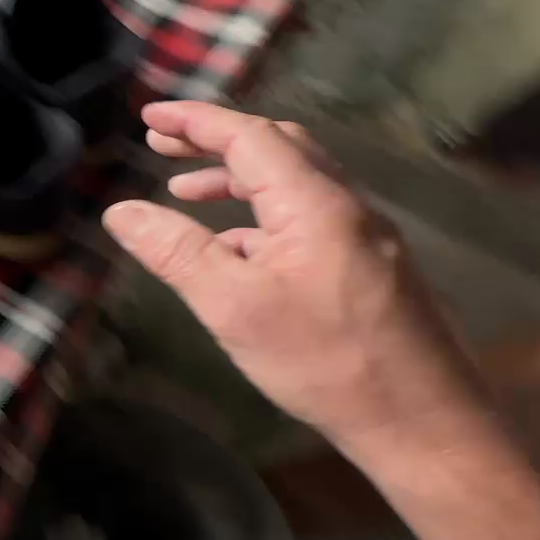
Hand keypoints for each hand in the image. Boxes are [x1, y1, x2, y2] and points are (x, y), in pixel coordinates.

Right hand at [102, 102, 485, 447]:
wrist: (419, 423)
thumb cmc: (320, 358)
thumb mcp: (229, 303)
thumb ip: (173, 251)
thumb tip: (120, 210)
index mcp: (314, 206)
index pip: (251, 140)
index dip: (197, 122)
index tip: (149, 116)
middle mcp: (344, 209)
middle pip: (279, 149)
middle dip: (216, 139)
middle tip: (161, 142)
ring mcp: (359, 238)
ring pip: (291, 183)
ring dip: (233, 176)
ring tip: (181, 188)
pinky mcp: (361, 267)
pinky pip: (300, 217)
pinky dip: (253, 213)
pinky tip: (227, 246)